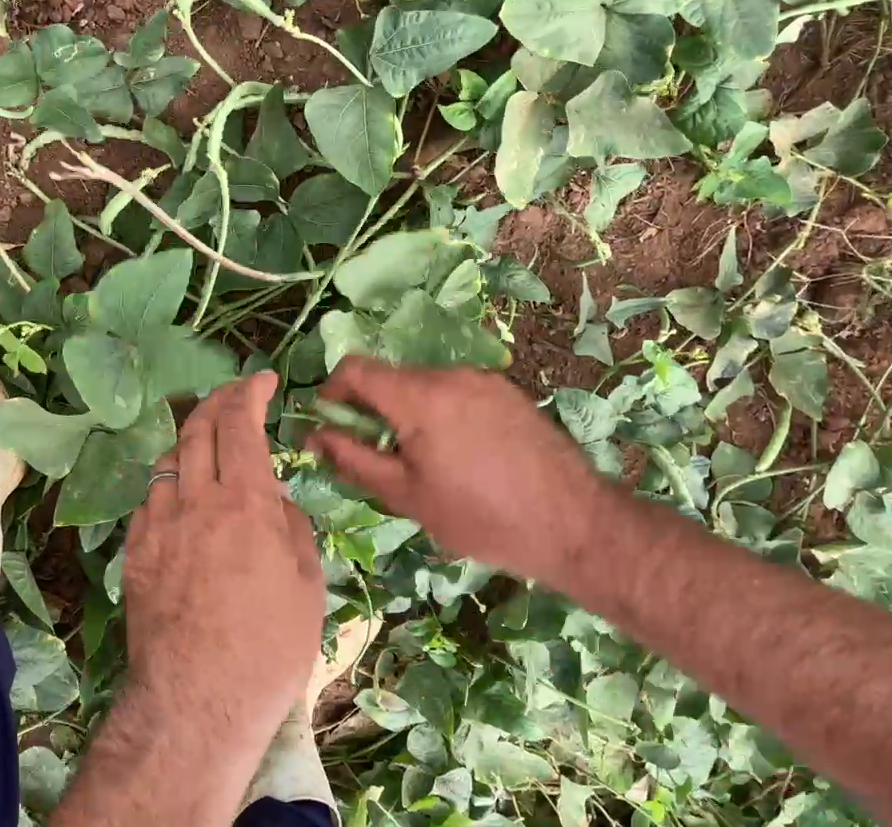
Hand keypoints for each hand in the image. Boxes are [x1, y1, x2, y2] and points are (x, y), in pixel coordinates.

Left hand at [122, 370, 323, 756]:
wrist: (198, 699)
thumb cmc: (269, 647)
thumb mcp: (307, 584)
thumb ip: (291, 526)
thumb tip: (275, 499)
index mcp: (244, 501)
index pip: (240, 423)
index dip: (249, 391)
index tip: (262, 379)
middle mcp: (194, 499)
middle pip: (198, 427)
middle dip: (217, 400)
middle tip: (234, 396)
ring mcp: (157, 522)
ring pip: (169, 459)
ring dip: (192, 441)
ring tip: (210, 447)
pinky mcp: (134, 549)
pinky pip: (151, 498)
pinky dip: (171, 485)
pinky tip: (183, 501)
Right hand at [305, 358, 609, 584]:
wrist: (577, 525)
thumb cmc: (481, 517)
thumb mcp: (405, 495)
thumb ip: (352, 458)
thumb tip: (314, 434)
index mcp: (419, 396)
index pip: (354, 368)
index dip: (331, 391)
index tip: (332, 425)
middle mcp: (449, 375)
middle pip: (389, 377)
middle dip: (373, 410)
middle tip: (381, 457)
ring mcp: (483, 380)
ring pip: (422, 385)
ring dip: (408, 413)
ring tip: (426, 462)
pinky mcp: (507, 392)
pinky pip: (455, 393)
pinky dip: (441, 414)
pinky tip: (462, 457)